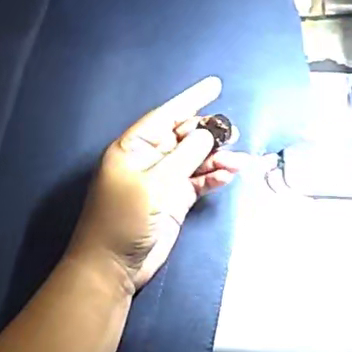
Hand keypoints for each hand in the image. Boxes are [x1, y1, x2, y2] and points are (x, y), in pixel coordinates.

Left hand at [67, 77, 250, 293]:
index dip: (190, 100)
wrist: (113, 266)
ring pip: (195, 160)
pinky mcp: (174, 202)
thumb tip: (206, 134)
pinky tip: (229, 175)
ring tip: (238, 160)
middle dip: (209, 132)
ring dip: (217, 158)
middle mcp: (148, 160)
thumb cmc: (122, 221)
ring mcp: (163, 182)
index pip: (165, 116)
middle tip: (232, 133)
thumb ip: (182, 158)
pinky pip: (198, 182)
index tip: (215, 85)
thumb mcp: (153, 185)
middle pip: (184, 136)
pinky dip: (214, 178)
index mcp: (133, 148)